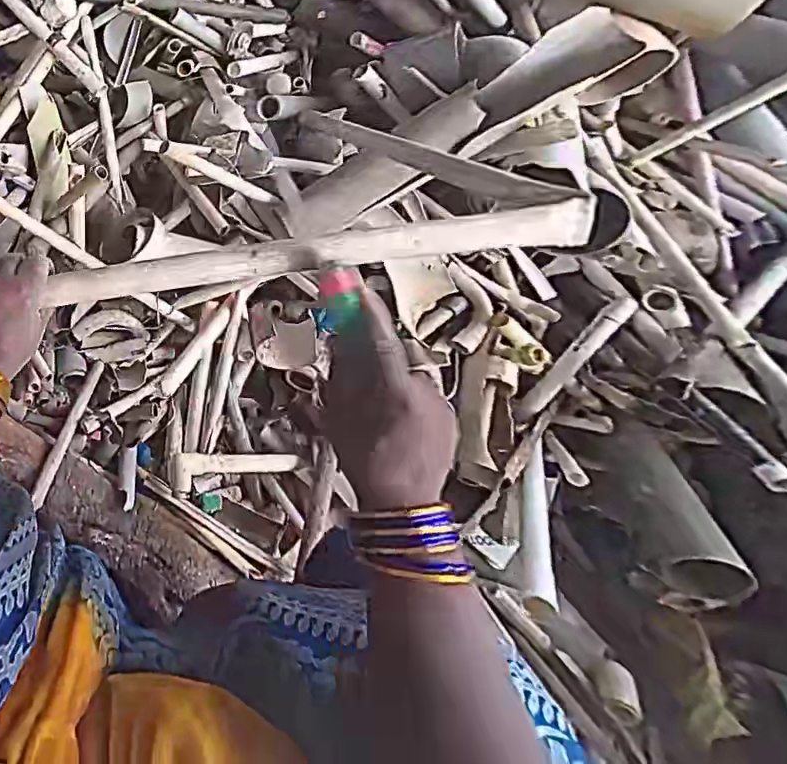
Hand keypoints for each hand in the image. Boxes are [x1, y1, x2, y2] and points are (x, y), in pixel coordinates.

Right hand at [308, 269, 455, 509]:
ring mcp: (442, 404)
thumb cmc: (367, 465)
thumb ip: (342, 374)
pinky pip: (419, 388)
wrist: (403, 504)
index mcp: (399, 391)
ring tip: (361, 385)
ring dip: (383, 367)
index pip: (378, 335)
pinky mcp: (448, 416)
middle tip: (345, 337)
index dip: (362, 306)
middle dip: (368, 342)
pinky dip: (398, 386)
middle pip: (394, 350)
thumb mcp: (340, 415)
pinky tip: (382, 403)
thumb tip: (339, 340)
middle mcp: (428, 392)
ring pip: (407, 369)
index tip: (349, 282)